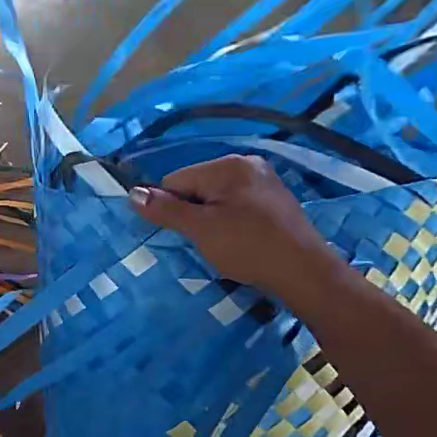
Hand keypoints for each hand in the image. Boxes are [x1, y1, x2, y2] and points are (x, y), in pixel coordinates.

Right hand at [128, 155, 343, 299]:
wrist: (304, 272)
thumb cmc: (248, 247)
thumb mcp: (200, 229)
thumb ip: (165, 210)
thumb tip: (131, 193)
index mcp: (227, 165)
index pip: (176, 181)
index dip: (171, 209)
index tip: (185, 234)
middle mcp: (247, 164)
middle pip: (197, 187)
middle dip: (193, 214)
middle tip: (206, 242)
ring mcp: (264, 181)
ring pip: (217, 199)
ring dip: (211, 221)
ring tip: (224, 245)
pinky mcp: (275, 201)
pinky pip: (237, 206)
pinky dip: (231, 223)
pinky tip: (240, 243)